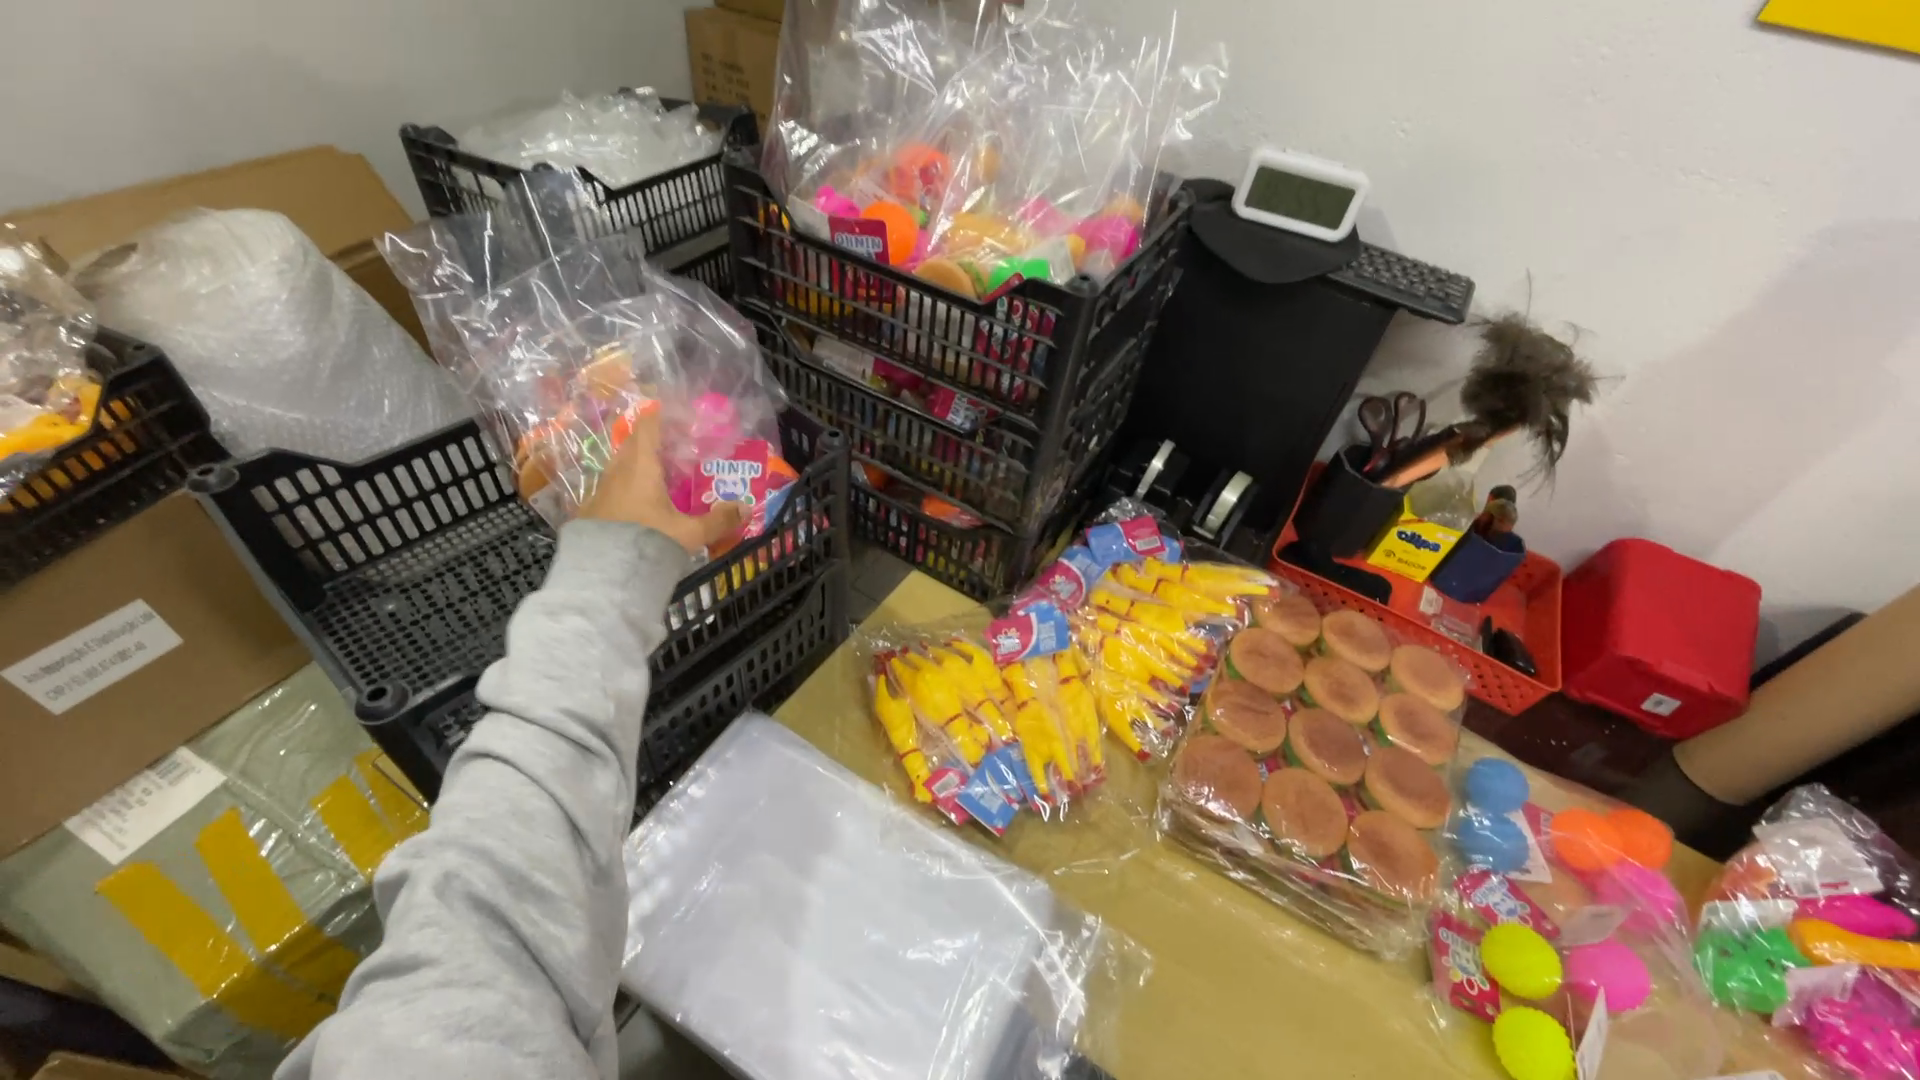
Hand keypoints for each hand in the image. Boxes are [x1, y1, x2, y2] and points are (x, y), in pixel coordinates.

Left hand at [578, 412, 743, 555]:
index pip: (648, 426)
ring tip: (659, 478)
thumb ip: (719, 520)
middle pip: (633, 444)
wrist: (603, 574)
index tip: (675, 414)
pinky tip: (638, 506)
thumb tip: (745, 507)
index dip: (661, 416)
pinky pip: (611, 489)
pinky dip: (626, 489)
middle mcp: (617, 472)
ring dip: (638, 467)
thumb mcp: (690, 533)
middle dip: (652, 442)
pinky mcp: (590, 511)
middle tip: (674, 449)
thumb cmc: (648, 543)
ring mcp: (600, 491)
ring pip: (620, 467)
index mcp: (641, 467)